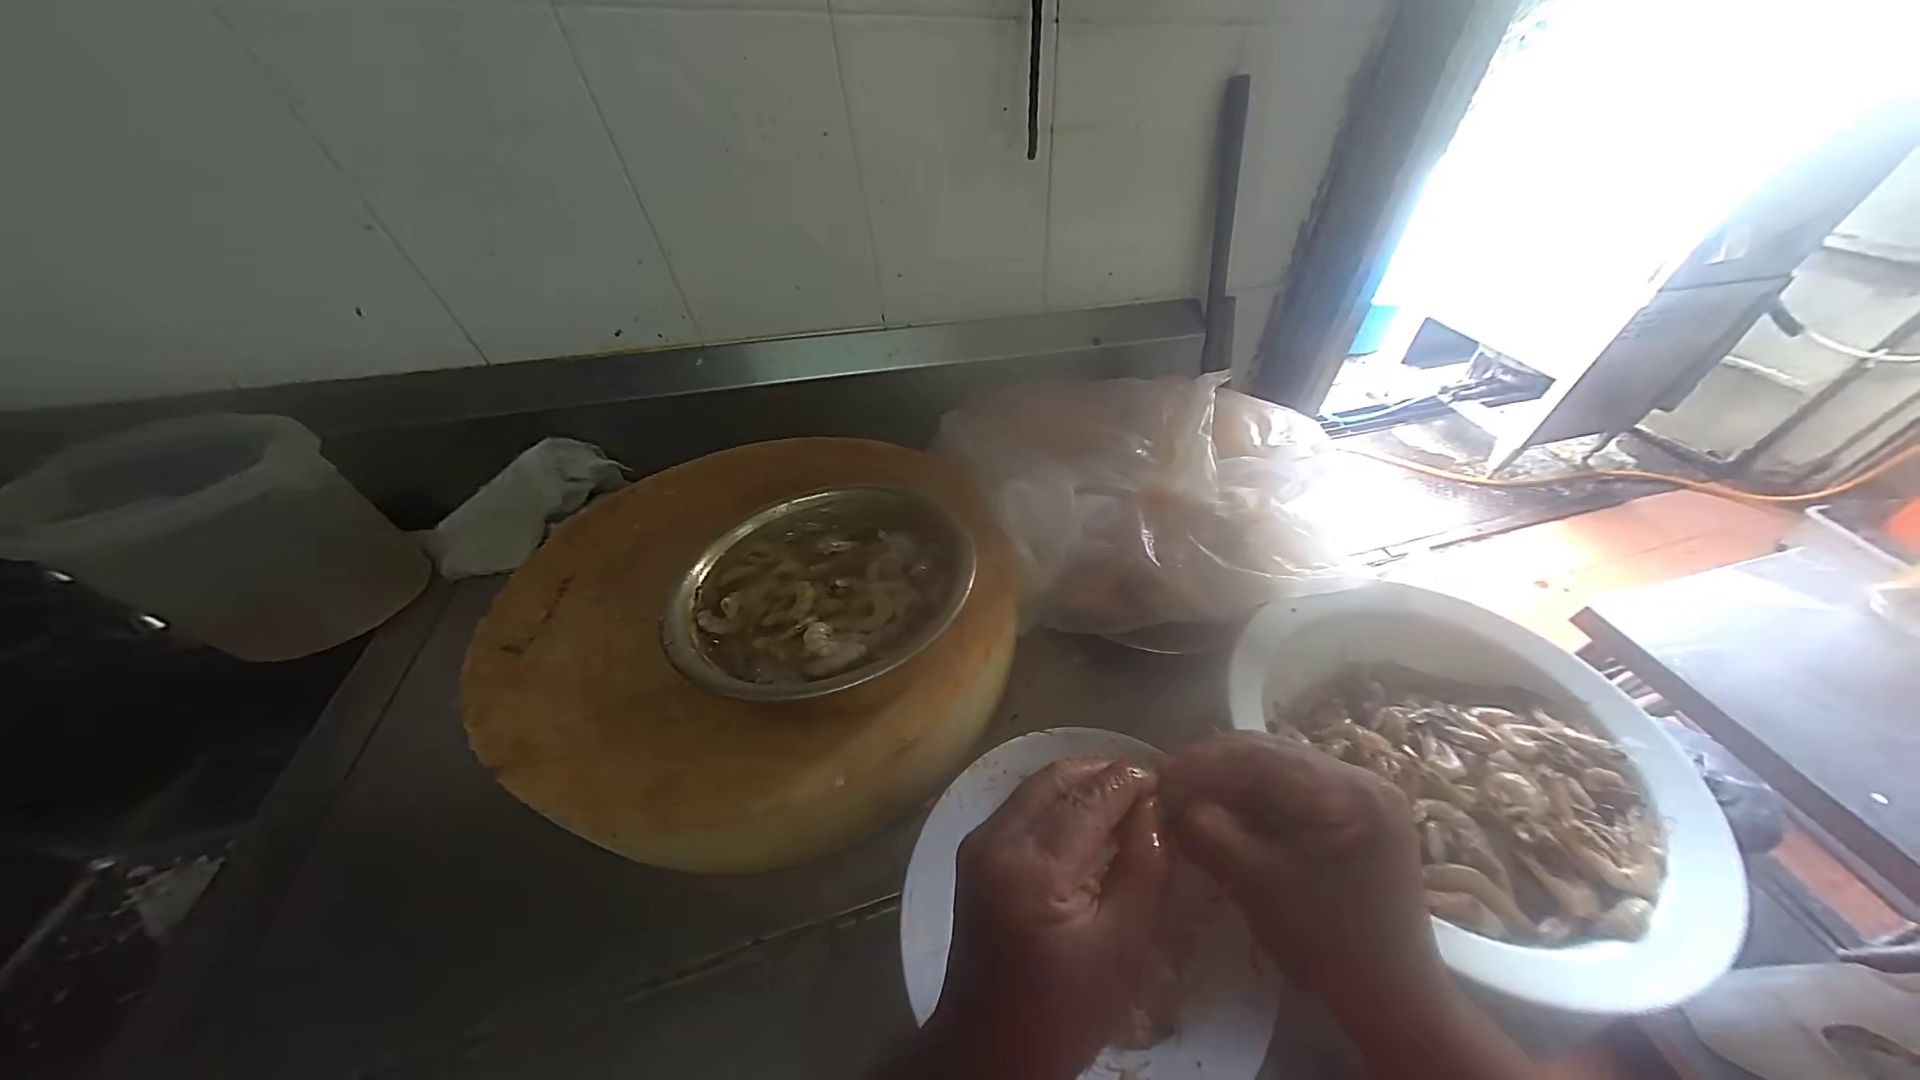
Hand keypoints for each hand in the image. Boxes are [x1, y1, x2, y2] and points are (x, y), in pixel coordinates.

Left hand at [916, 759, 1168, 1079]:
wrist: (988, 1047)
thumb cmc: (1064, 1012)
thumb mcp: (1122, 946)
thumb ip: (1142, 867)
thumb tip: (1152, 807)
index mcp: (1032, 867)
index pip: (1089, 799)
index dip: (1129, 781)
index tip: (1164, 779)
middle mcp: (996, 839)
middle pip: (1057, 779)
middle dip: (1104, 774)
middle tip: (1147, 788)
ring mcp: (978, 841)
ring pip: (1037, 786)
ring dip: (1080, 784)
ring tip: (1124, 799)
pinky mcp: (974, 849)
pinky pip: (1022, 806)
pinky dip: (1058, 801)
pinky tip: (1088, 818)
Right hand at [1159, 732, 1437, 1013]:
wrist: (1390, 996)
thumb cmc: (1323, 942)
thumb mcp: (1254, 883)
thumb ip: (1209, 832)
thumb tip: (1170, 799)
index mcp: (1350, 795)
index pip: (1260, 759)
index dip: (1202, 763)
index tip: (1161, 776)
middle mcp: (1363, 779)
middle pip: (1270, 752)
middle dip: (1213, 763)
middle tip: (1170, 780)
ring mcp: (1363, 791)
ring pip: (1278, 761)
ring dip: (1230, 772)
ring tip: (1191, 788)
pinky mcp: (1356, 807)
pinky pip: (1293, 782)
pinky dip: (1254, 788)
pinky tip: (1226, 800)